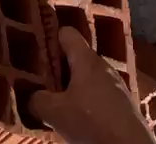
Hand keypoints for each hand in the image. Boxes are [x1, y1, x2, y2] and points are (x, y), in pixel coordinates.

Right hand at [29, 28, 155, 143]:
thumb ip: (37, 99)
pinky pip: (99, 95)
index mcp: (86, 59)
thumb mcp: (55, 113)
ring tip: (59, 103)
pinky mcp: (124, 106)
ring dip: (73, 88)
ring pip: (87, 78)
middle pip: (76, 57)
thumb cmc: (93, 123)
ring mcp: (117, 86)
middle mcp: (103, 66)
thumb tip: (31, 96)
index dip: (50, 39)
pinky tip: (80, 119)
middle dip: (59, 68)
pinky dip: (87, 102)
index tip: (36, 52)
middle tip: (42, 81)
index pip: (66, 32)